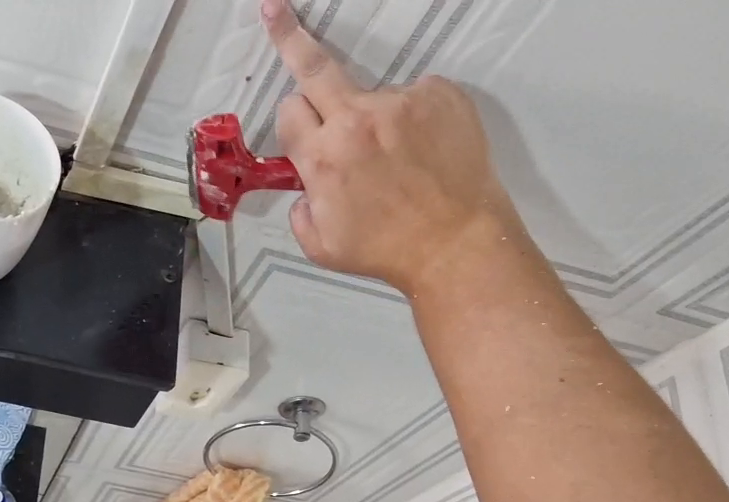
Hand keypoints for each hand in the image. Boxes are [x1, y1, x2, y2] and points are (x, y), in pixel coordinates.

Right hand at [262, 0, 524, 293]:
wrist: (453, 243)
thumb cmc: (385, 251)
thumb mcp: (321, 247)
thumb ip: (302, 212)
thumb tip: (307, 190)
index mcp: (322, 160)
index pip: (289, 112)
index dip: (293, 121)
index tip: (294, 115)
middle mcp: (356, 122)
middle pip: (314, 67)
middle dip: (289, 37)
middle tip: (275, 10)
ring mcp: (401, 103)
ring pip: (373, 96)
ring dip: (375, 119)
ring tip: (401, 162)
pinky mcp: (440, 95)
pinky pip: (417, 96)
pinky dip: (416, 118)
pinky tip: (426, 151)